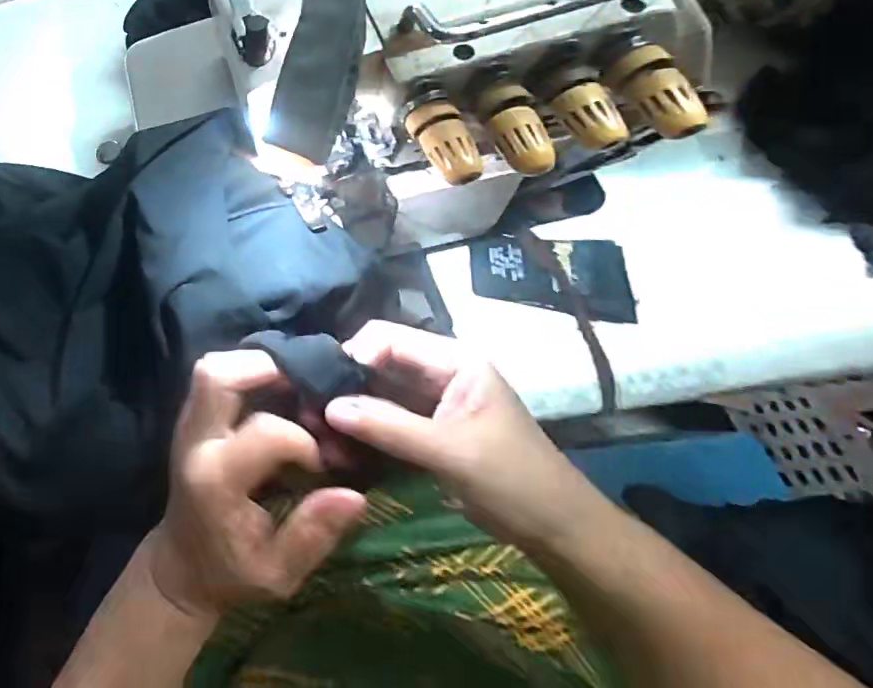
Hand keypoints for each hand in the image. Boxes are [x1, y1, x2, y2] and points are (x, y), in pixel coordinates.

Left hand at [145, 349, 368, 619]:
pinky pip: (214, 376)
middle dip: (268, 370)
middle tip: (308, 388)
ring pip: (212, 367)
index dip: (303, 441)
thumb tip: (355, 495)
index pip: (264, 431)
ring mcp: (188, 423)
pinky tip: (276, 390)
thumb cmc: (230, 572)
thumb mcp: (279, 574)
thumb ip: (313, 534)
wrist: (181, 566)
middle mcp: (196, 440)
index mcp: (216, 479)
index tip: (323, 463)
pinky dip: (247, 372)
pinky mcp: (191, 417)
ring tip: (294, 385)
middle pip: (218, 375)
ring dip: (256, 365)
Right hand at [323, 321, 605, 552]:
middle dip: (345, 384)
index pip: (388, 337)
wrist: (561, 535)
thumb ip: (388, 426)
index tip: (323, 385)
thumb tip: (328, 407)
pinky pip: (385, 418)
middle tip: (311, 409)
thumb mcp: (450, 452)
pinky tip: (338, 443)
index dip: (353, 354)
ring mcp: (432, 402)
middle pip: (378, 363)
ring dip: (350, 408)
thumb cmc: (515, 481)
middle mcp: (438, 371)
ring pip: (378, 391)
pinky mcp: (427, 430)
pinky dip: (363, 428)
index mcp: (453, 359)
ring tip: (318, 429)